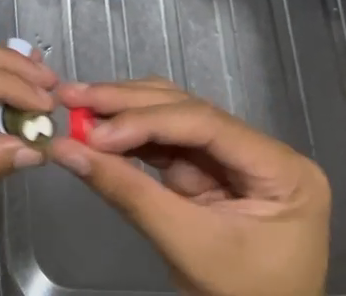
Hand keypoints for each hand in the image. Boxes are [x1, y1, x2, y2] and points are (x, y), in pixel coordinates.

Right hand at [49, 78, 329, 295]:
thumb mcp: (188, 246)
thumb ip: (127, 192)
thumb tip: (64, 149)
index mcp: (281, 170)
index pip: (204, 123)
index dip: (144, 120)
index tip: (92, 130)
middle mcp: (260, 152)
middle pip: (184, 109)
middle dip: (124, 105)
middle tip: (71, 97)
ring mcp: (232, 160)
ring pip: (169, 116)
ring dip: (119, 113)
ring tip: (75, 107)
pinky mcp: (206, 172)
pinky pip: (162, 142)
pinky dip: (126, 137)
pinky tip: (94, 132)